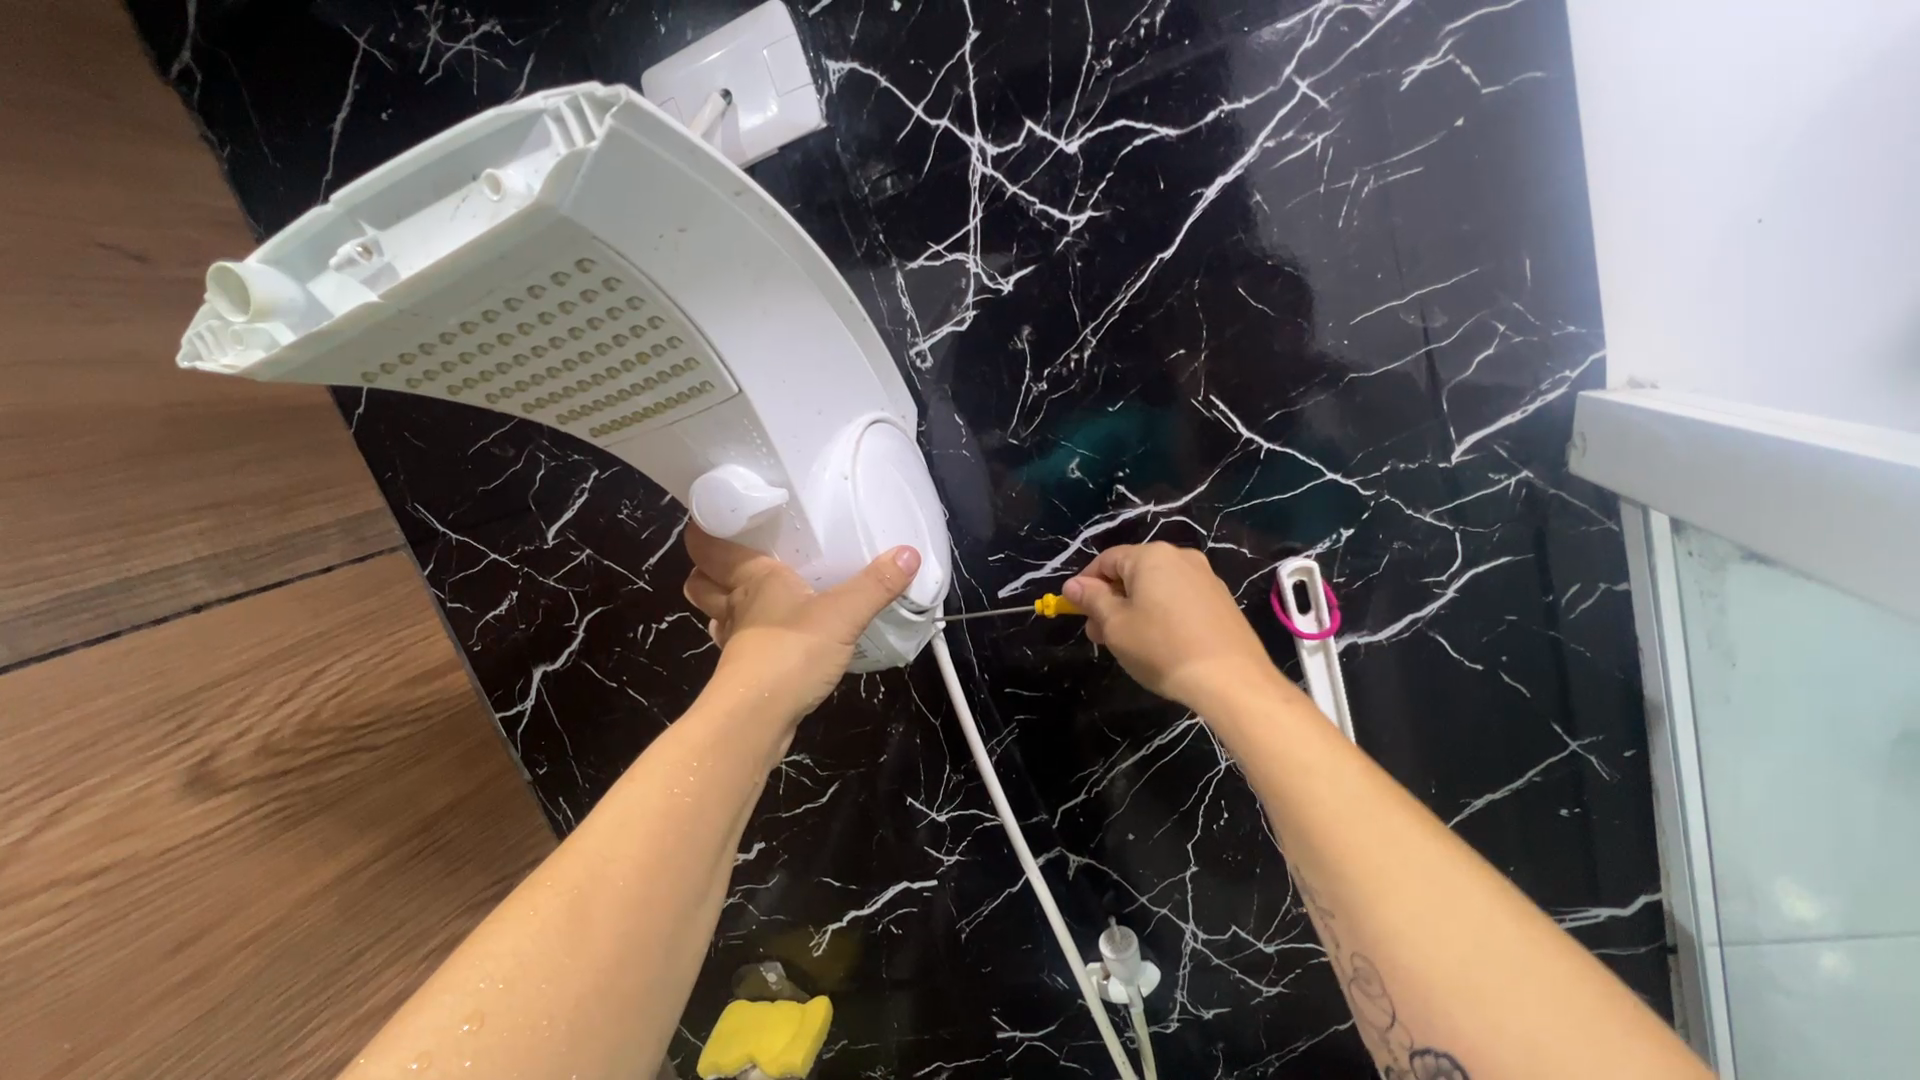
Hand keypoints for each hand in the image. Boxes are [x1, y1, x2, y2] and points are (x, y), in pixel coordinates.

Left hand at [682, 525, 920, 722]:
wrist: (757, 721)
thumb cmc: (789, 653)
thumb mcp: (843, 614)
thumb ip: (875, 584)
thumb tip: (909, 552)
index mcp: (752, 578)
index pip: (708, 544)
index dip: (705, 526)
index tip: (718, 511)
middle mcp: (735, 605)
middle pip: (702, 581)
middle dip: (710, 568)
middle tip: (739, 556)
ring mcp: (735, 641)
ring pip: (717, 613)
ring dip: (727, 603)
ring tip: (757, 595)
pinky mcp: (743, 672)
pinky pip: (739, 642)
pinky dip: (750, 637)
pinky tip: (775, 636)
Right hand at [1064, 542, 1279, 711]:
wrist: (1231, 679)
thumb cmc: (1162, 648)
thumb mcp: (1116, 626)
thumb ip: (1092, 600)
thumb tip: (1072, 584)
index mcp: (1152, 556)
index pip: (1106, 560)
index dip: (1085, 583)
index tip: (1075, 611)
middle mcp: (1181, 557)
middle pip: (1133, 572)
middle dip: (1110, 600)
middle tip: (1100, 635)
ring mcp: (1206, 578)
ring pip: (1157, 587)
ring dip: (1135, 608)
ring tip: (1128, 643)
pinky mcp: (1222, 601)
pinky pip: (1180, 599)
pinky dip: (1162, 614)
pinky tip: (1160, 644)